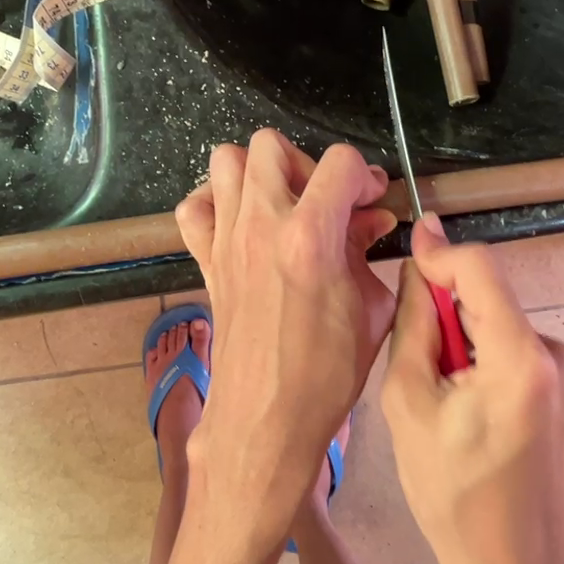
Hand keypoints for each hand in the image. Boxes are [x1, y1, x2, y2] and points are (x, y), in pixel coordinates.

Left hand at [172, 130, 397, 541]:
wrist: (267, 418)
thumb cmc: (328, 372)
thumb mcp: (371, 309)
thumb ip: (368, 251)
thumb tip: (370, 218)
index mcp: (310, 235)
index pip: (341, 162)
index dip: (363, 175)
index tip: (371, 203)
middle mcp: (261, 224)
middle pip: (271, 145)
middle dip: (305, 164)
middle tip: (323, 203)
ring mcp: (227, 238)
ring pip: (226, 161)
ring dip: (257, 173)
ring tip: (282, 206)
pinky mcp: (205, 258)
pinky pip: (193, 207)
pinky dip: (214, 204)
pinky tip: (240, 226)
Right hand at [381, 215, 563, 563]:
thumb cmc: (453, 494)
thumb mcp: (408, 403)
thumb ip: (414, 324)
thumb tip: (421, 264)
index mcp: (520, 357)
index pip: (479, 265)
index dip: (438, 252)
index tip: (405, 255)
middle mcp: (553, 355)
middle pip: (485, 296)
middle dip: (442, 312)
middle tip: (413, 364)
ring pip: (493, 324)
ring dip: (458, 341)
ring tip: (437, 399)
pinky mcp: (562, 391)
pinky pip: (508, 349)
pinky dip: (478, 361)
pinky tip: (463, 412)